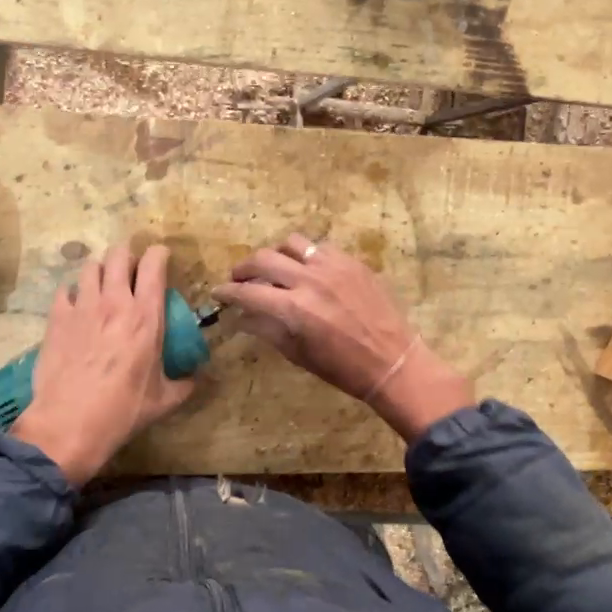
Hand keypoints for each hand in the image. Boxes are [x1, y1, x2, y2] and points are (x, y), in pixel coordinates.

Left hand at [10, 244, 194, 486]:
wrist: (69, 423)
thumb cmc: (122, 411)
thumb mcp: (164, 401)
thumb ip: (185, 384)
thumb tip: (200, 378)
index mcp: (145, 317)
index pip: (154, 264)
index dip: (159, 254)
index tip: (161, 259)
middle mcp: (114, 302)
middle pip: (118, 254)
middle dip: (127, 256)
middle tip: (131, 272)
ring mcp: (81, 307)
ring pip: (90, 266)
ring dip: (100, 271)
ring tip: (102, 285)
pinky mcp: (55, 318)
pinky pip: (64, 290)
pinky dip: (72, 292)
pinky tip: (75, 307)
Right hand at [212, 235, 474, 442]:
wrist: (393, 361)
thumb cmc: (343, 368)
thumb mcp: (298, 354)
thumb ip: (267, 330)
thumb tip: (242, 316)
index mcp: (294, 309)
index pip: (248, 292)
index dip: (227, 292)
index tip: (219, 292)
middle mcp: (310, 280)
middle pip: (263, 258)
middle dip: (244, 268)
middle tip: (239, 278)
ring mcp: (334, 266)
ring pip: (292, 243)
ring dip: (276, 254)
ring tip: (274, 268)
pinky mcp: (353, 262)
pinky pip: (320, 248)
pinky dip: (306, 256)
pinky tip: (307, 270)